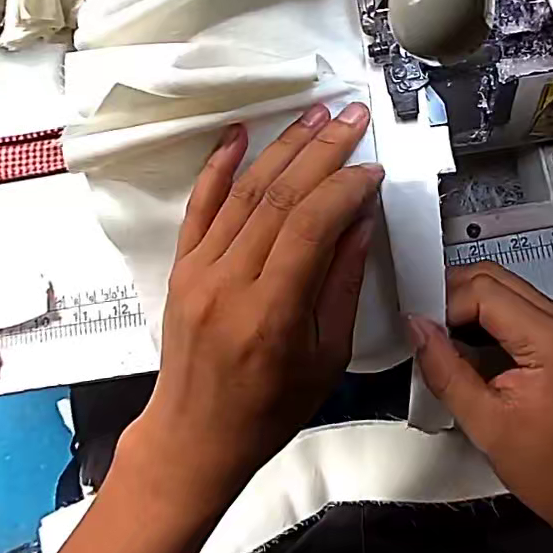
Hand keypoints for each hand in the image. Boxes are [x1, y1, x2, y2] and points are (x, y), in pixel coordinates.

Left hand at [122, 102, 382, 512]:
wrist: (195, 436)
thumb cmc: (266, 409)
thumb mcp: (326, 357)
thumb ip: (343, 283)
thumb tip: (358, 221)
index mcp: (270, 314)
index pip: (310, 225)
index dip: (345, 188)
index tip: (370, 170)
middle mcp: (228, 283)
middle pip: (279, 196)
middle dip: (322, 151)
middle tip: (351, 120)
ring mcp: (199, 270)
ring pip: (244, 190)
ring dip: (283, 148)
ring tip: (314, 116)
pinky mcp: (182, 265)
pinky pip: (199, 204)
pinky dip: (219, 164)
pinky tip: (239, 134)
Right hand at [408, 262, 552, 541]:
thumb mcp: (485, 424)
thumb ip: (445, 369)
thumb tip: (417, 329)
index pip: (484, 292)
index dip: (445, 306)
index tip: (422, 328)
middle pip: (493, 277)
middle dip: (452, 296)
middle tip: (426, 326)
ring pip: (502, 285)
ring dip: (466, 303)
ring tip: (442, 335)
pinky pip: (513, 303)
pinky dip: (483, 314)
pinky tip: (466, 341)